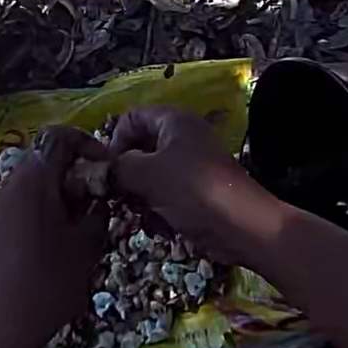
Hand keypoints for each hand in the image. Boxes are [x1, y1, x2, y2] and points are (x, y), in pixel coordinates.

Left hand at [0, 127, 108, 346]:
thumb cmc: (48, 281)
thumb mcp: (87, 246)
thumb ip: (97, 213)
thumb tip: (99, 200)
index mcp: (35, 178)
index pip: (59, 136)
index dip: (86, 142)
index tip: (106, 165)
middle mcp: (13, 183)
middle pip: (46, 156)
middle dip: (75, 169)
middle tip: (98, 194)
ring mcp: (0, 205)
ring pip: (35, 180)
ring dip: (61, 189)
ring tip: (82, 218)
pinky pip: (25, 200)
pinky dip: (46, 205)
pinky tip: (60, 236)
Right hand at [107, 107, 281, 267]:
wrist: (245, 227)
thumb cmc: (195, 191)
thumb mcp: (149, 174)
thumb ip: (119, 166)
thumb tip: (103, 169)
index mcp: (172, 121)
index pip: (131, 118)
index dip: (115, 140)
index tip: (109, 169)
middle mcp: (181, 138)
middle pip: (139, 148)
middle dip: (127, 174)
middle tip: (119, 197)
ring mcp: (190, 165)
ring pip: (150, 175)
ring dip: (141, 197)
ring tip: (143, 217)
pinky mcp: (196, 192)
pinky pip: (166, 195)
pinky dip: (159, 210)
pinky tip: (161, 229)